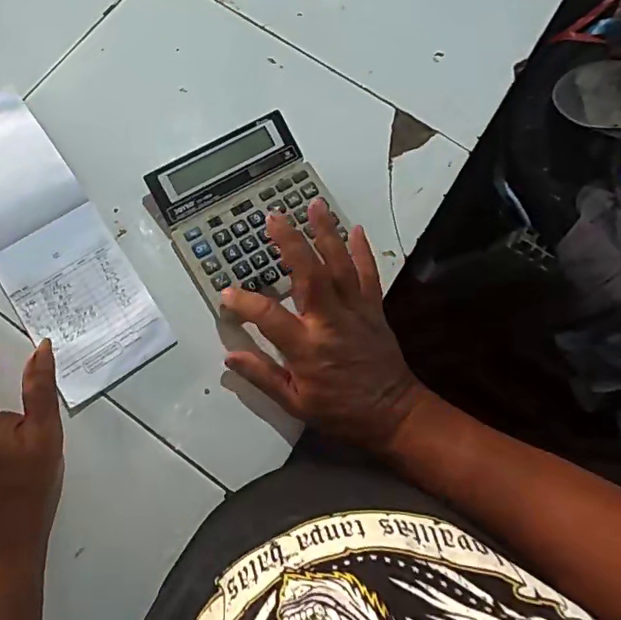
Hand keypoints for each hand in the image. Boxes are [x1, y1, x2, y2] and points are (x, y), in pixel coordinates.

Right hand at [221, 199, 433, 452]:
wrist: (394, 414)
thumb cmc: (340, 411)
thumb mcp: (295, 403)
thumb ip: (262, 376)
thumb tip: (230, 355)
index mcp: (307, 347)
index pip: (269, 317)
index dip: (245, 303)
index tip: (226, 293)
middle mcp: (330, 322)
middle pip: (309, 275)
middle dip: (291, 243)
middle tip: (274, 217)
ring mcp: (355, 311)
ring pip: (339, 266)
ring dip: (326, 233)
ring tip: (314, 205)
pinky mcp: (373, 309)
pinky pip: (368, 274)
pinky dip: (362, 251)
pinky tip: (355, 228)